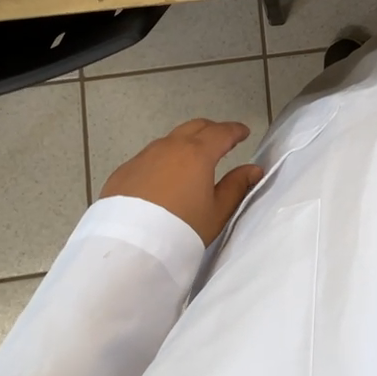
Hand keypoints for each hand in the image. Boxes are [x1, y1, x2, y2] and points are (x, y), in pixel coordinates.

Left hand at [98, 119, 263, 244]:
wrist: (128, 248)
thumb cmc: (181, 228)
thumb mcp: (216, 212)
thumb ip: (237, 186)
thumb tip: (254, 170)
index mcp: (198, 153)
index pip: (222, 132)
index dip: (235, 130)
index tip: (244, 132)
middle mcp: (170, 147)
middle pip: (195, 127)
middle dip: (211, 130)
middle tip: (221, 141)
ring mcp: (143, 157)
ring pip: (169, 141)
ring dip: (184, 144)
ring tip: (190, 161)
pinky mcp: (123, 171)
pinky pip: (148, 158)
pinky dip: (161, 161)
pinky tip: (161, 180)